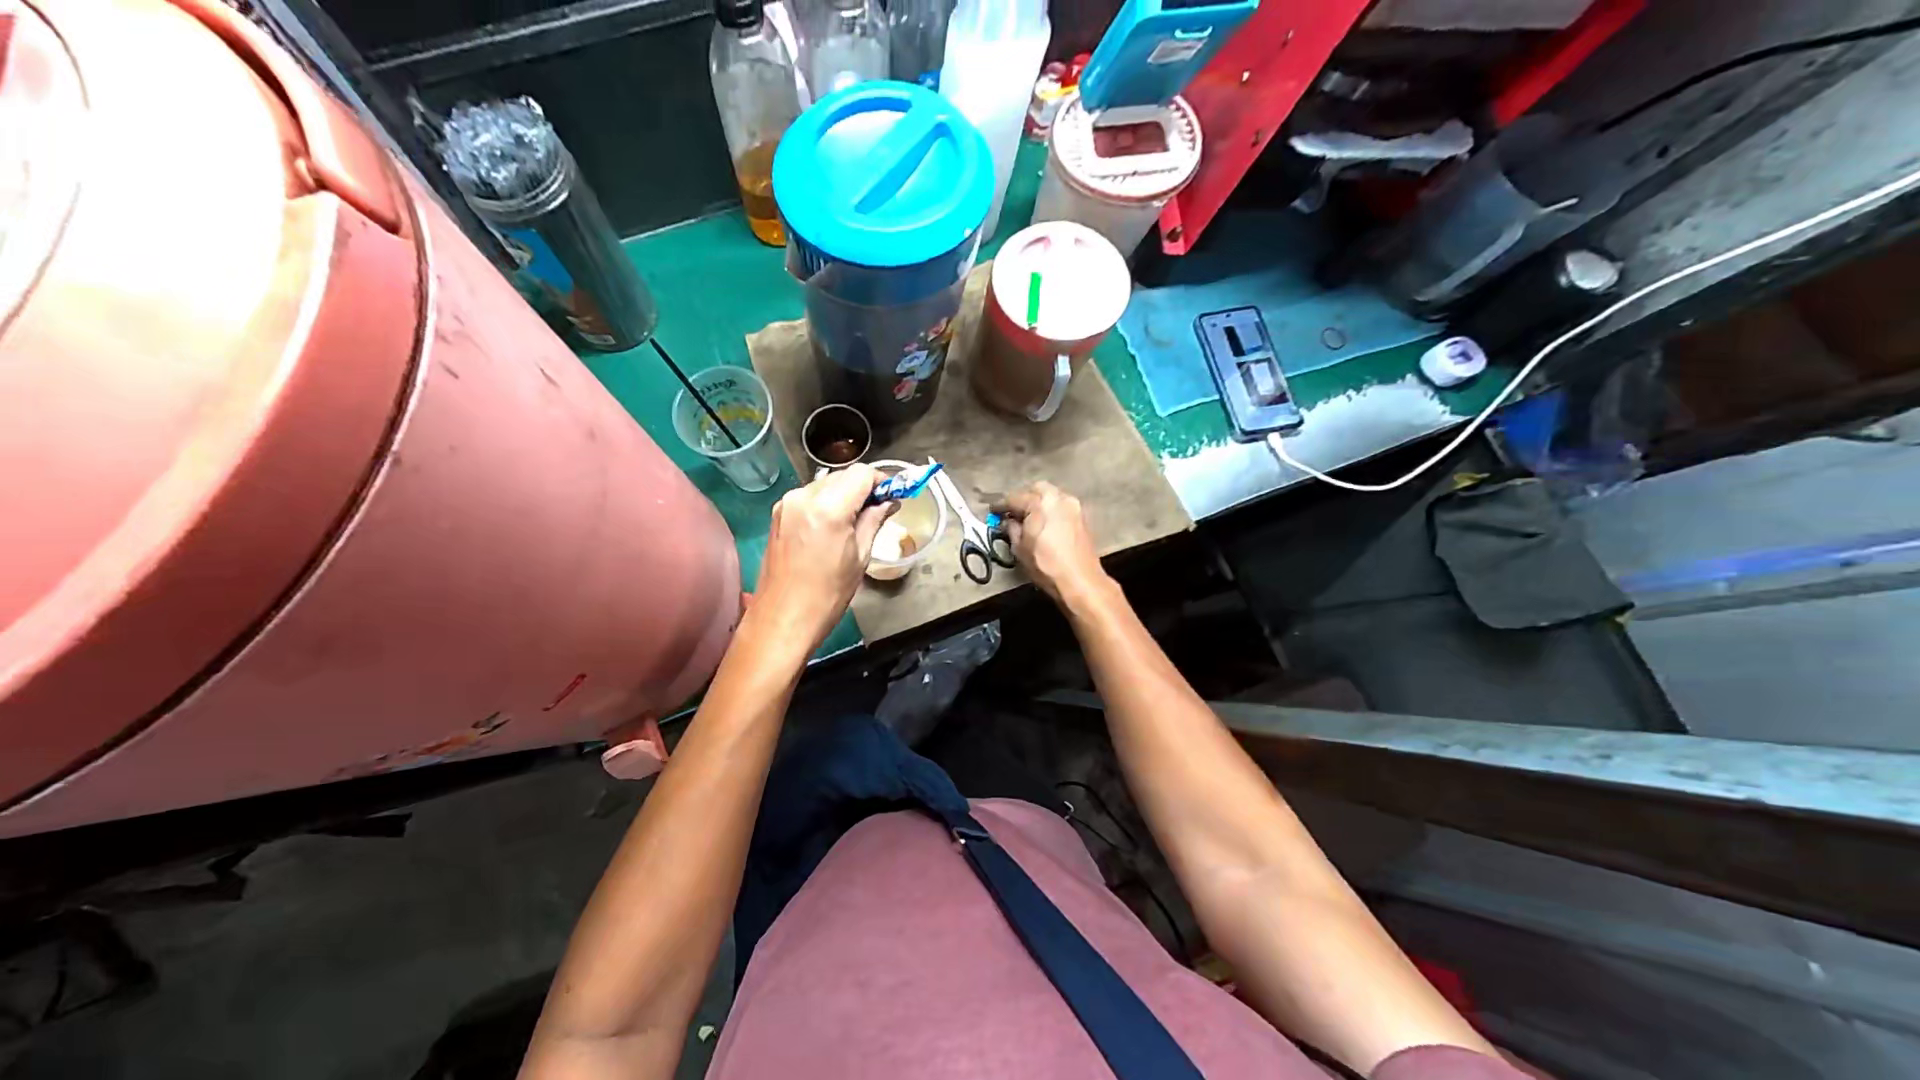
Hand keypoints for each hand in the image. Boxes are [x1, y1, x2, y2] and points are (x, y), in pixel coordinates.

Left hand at [752, 464, 896, 649]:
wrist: (782, 618)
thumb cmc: (826, 594)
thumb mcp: (860, 557)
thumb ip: (874, 521)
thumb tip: (887, 502)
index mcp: (828, 508)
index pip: (861, 474)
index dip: (880, 481)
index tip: (890, 496)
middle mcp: (803, 498)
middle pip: (842, 476)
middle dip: (862, 488)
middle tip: (877, 511)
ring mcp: (787, 504)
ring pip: (825, 484)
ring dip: (843, 495)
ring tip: (854, 523)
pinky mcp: (778, 514)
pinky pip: (810, 497)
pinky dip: (826, 503)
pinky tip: (833, 527)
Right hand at [998, 482, 1108, 606]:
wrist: (1080, 581)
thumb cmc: (1046, 565)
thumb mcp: (1020, 549)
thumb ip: (1012, 529)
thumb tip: (1009, 521)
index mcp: (1040, 502)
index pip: (1015, 498)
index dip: (1000, 505)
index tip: (992, 511)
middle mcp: (1059, 497)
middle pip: (1036, 489)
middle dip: (1023, 498)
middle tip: (1013, 512)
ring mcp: (1073, 506)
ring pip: (1051, 496)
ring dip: (1038, 503)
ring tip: (1028, 518)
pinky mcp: (1082, 517)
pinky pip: (1061, 506)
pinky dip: (1050, 510)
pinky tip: (1044, 523)